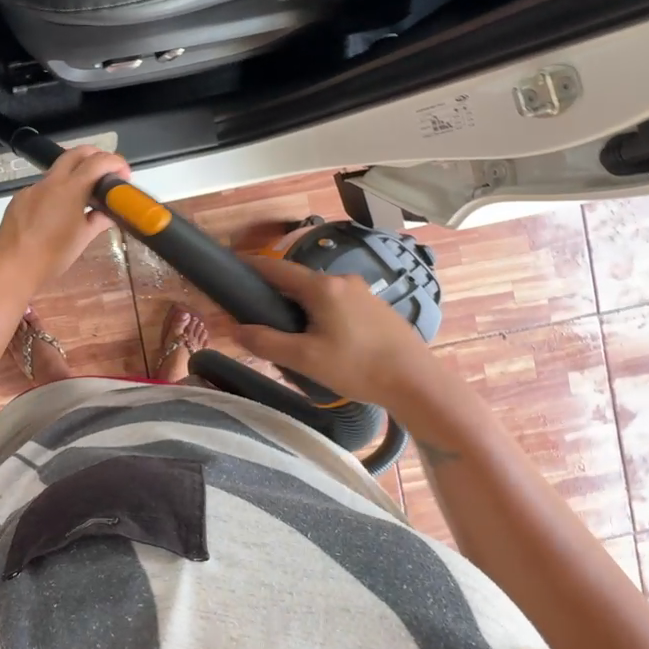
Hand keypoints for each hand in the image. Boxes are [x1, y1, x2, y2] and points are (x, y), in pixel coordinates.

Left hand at [0, 146, 129, 288]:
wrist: (12, 266)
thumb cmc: (52, 255)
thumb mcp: (82, 238)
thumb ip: (98, 220)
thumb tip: (108, 214)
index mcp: (70, 189)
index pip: (98, 162)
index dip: (116, 163)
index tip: (124, 175)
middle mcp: (50, 182)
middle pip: (76, 153)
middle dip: (95, 156)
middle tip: (106, 173)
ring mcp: (31, 189)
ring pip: (57, 171)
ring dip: (74, 176)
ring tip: (83, 198)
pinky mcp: (19, 199)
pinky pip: (42, 188)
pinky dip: (56, 192)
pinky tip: (56, 214)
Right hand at [234, 255, 434, 407]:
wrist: (416, 382)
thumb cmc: (358, 367)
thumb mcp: (305, 360)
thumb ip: (266, 342)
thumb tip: (236, 329)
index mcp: (322, 287)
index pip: (276, 268)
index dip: (251, 267)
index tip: (231, 267)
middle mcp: (342, 281)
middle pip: (298, 282)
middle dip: (275, 295)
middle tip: (256, 317)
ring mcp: (363, 293)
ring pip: (319, 295)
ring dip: (299, 308)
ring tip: (288, 336)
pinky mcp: (376, 309)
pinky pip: (337, 304)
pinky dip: (321, 315)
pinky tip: (321, 340)